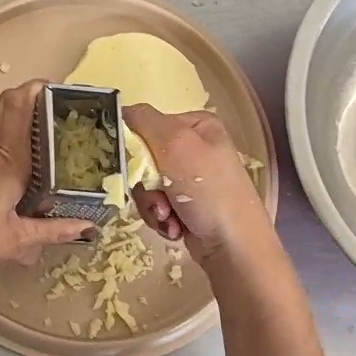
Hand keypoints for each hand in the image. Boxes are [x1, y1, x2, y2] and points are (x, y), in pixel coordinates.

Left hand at [0, 81, 95, 275]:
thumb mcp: (13, 242)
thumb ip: (52, 232)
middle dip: (28, 101)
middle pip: (6, 105)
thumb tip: (85, 228)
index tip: (57, 89)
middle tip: (49, 114)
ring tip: (20, 149)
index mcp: (8, 159)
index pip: (21, 105)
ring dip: (6, 128)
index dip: (38, 89)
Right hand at [125, 103, 272, 262]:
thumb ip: (145, 121)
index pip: (147, 124)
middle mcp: (194, 149)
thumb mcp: (176, 144)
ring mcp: (190, 179)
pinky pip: (155, 206)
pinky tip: (175, 227)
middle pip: (143, 159)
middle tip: (158, 199)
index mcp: (196, 125)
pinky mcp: (186, 205)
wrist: (233, 246)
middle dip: (145, 185)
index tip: (136, 167)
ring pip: (145, 187)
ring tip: (169, 217)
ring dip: (151, 205)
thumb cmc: (209, 190)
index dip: (135, 147)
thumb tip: (121, 109)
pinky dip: (160, 218)